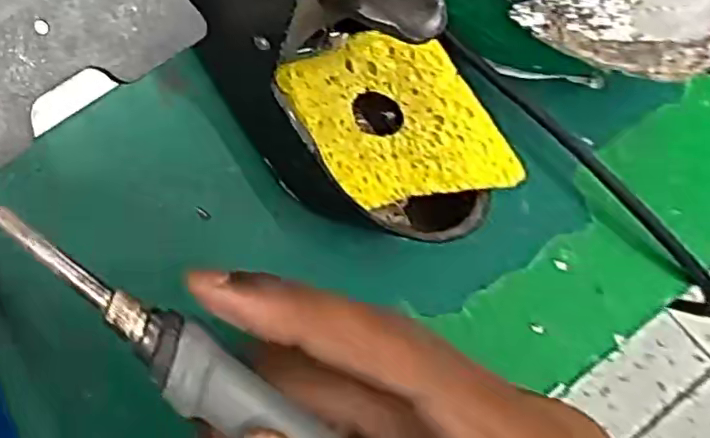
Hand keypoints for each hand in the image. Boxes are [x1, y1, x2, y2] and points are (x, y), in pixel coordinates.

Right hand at [187, 272, 605, 437]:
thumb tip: (244, 429)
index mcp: (515, 430)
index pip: (382, 340)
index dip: (286, 307)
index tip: (203, 285)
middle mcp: (504, 411)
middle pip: (351, 364)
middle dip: (265, 373)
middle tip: (194, 389)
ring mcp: (489, 423)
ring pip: (353, 391)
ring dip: (281, 405)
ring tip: (225, 418)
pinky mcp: (470, 434)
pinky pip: (371, 417)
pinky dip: (315, 424)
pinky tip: (275, 430)